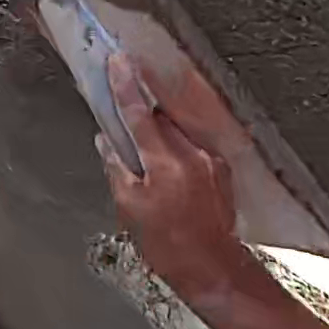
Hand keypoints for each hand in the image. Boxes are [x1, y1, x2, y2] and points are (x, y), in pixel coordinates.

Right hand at [99, 53, 257, 306]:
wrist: (212, 268)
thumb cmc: (167, 245)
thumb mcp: (130, 210)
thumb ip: (117, 169)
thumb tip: (106, 142)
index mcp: (164, 163)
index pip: (138, 115)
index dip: (125, 85)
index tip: (117, 61)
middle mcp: (191, 153)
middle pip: (161, 118)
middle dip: (144, 117)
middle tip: (129, 125)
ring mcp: (210, 159)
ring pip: (179, 131)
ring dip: (163, 135)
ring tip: (153, 160)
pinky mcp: (222, 168)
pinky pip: (194, 146)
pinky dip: (180, 150)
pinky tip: (173, 173)